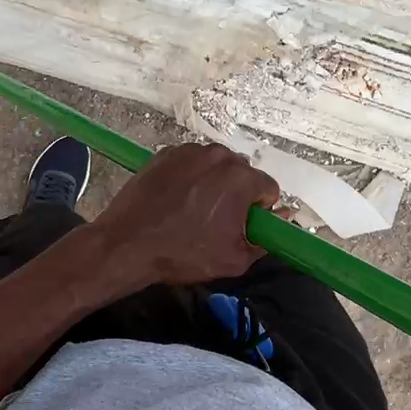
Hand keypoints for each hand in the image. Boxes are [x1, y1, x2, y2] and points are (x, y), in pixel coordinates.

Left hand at [87, 142, 279, 287]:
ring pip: (215, 165)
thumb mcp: (234, 259)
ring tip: (194, 210)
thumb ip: (265, 238)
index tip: (243, 225)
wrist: (127, 244)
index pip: (268, 188)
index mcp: (240, 178)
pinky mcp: (164, 153)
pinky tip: (175, 199)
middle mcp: (218, 155)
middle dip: (237, 193)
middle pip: (242, 172)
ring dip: (213, 182)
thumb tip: (283, 219)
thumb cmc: (183, 253)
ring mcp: (188, 150)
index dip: (260, 210)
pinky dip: (189, 176)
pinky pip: (190, 162)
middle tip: (218, 220)